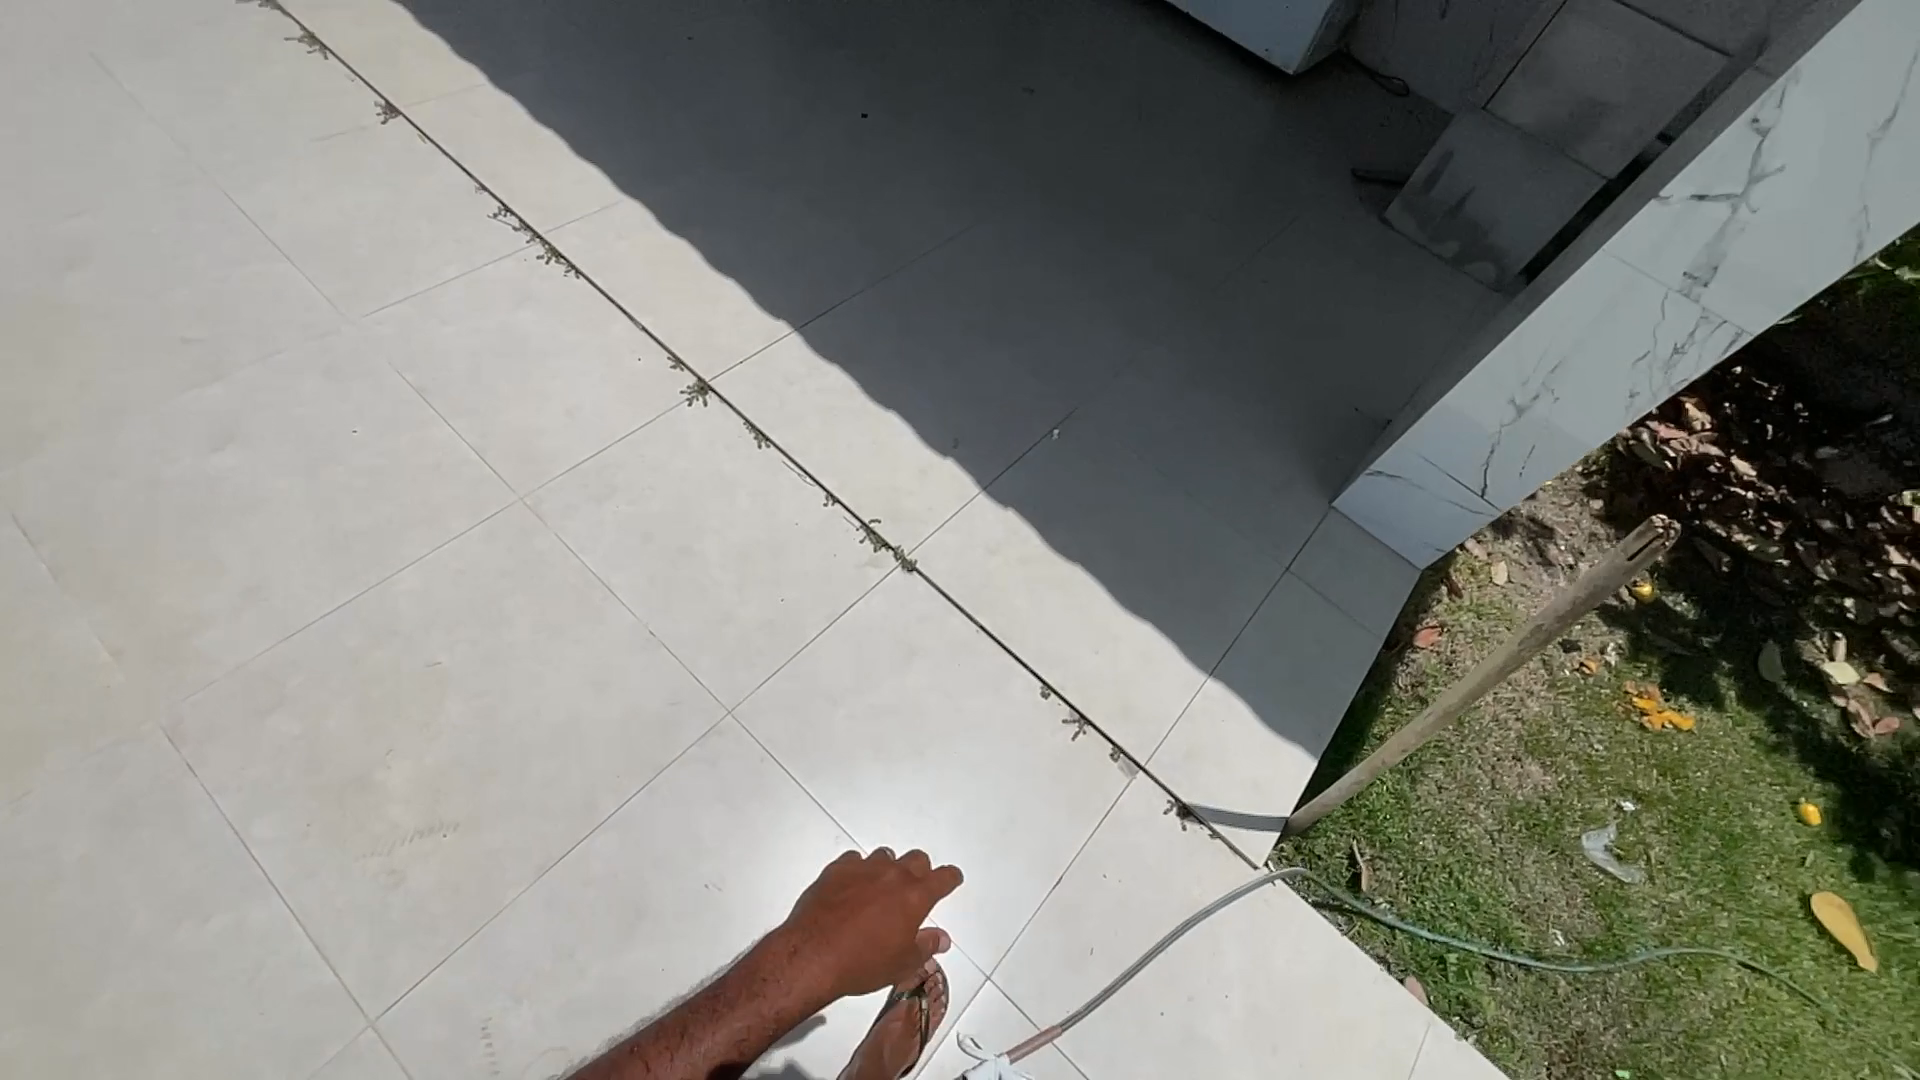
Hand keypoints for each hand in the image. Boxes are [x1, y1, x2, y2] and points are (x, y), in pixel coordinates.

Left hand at [771, 848, 963, 1004]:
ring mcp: (864, 868)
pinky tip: (852, 887)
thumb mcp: (902, 964)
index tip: (952, 878)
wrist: (814, 956)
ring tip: (880, 889)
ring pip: (885, 856)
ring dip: (887, 869)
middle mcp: (892, 875)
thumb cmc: (862, 963)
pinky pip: (854, 860)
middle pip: (916, 858)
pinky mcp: (838, 869)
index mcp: (914, 897)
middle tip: (915, 888)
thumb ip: (925, 946)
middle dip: (920, 871)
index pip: (943, 878)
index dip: (950, 878)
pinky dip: (857, 871)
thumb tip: (940, 939)